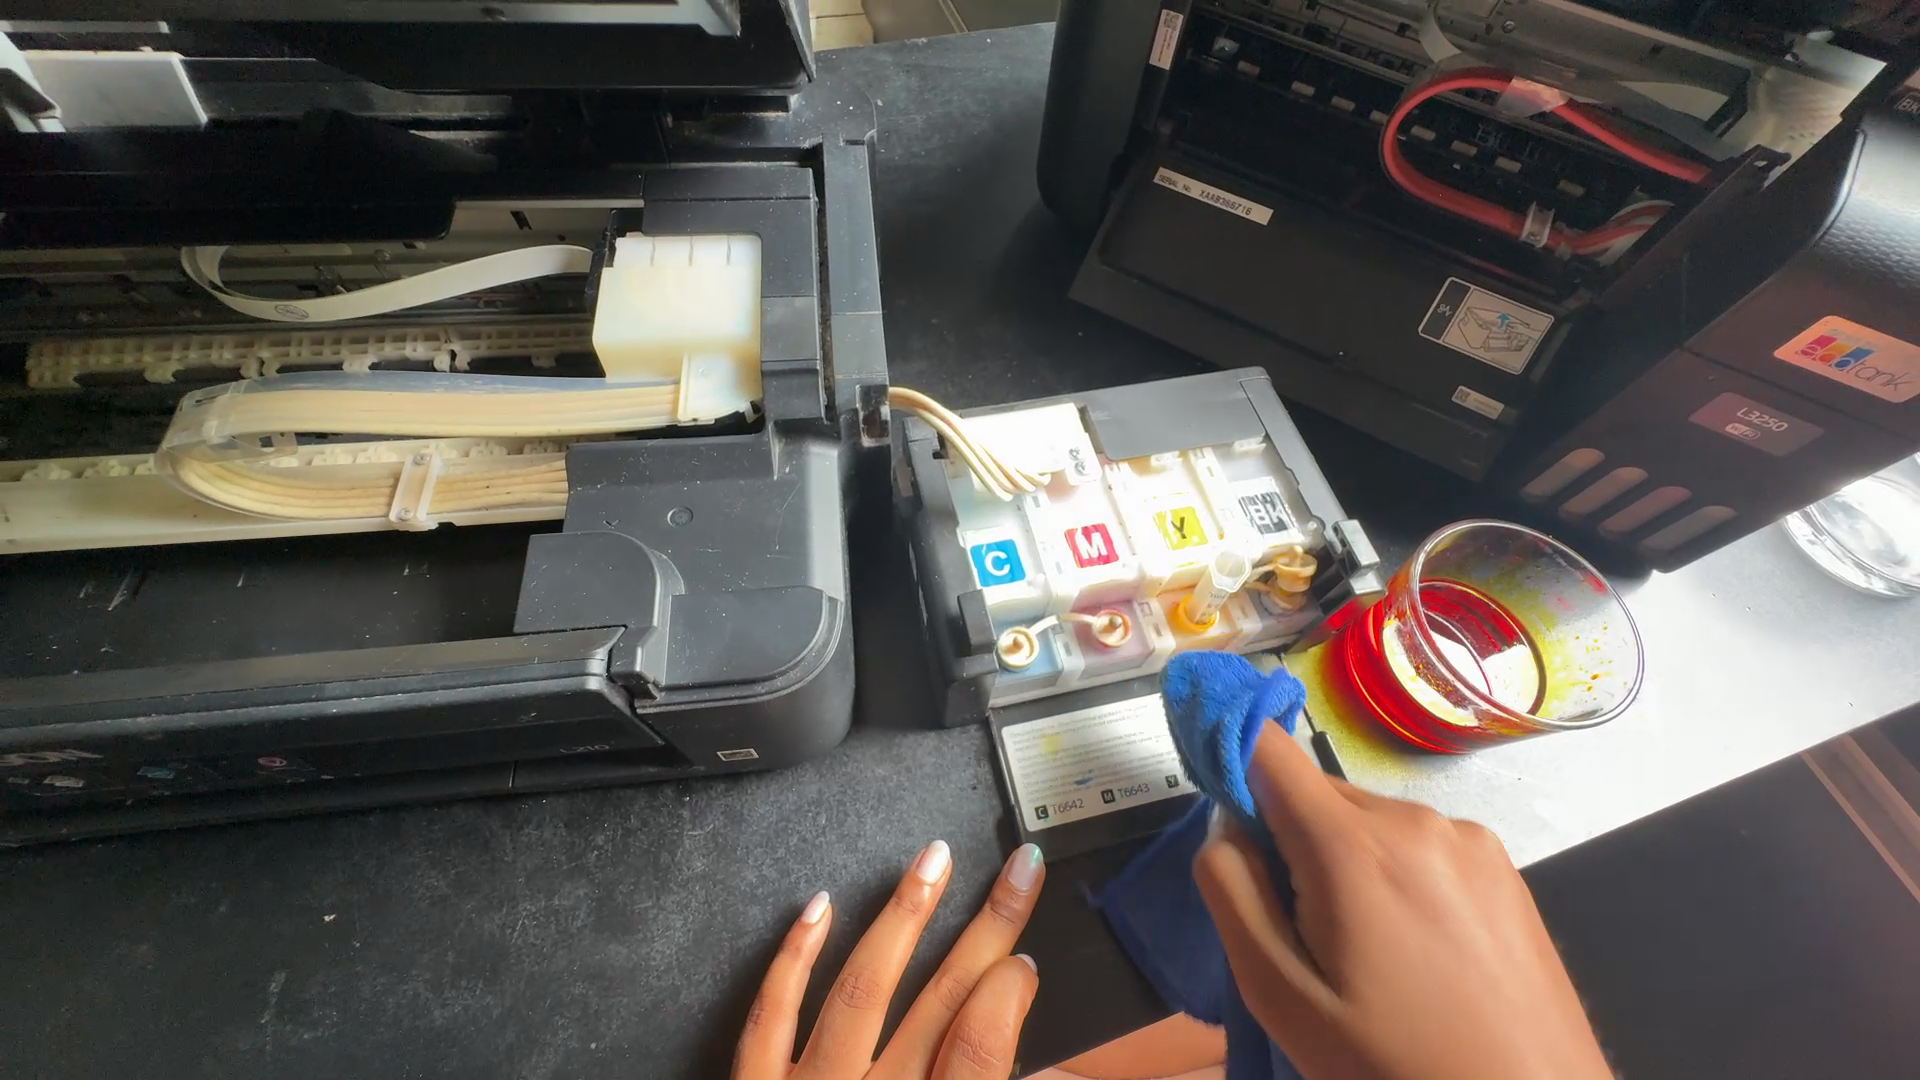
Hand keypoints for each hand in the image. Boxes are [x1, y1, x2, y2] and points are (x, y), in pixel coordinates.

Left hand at [734, 840, 1044, 1079]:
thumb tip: (1038, 1056)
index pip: (978, 1056)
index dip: (1007, 998)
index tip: (1026, 963)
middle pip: (939, 1006)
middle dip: (988, 930)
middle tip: (1021, 868)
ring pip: (859, 991)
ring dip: (903, 916)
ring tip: (935, 858)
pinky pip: (766, 1022)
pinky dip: (791, 961)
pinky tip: (819, 904)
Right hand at [1193, 727, 1610, 1079]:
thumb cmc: (1389, 1065)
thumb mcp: (1276, 990)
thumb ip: (1229, 886)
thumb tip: (1228, 822)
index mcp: (1351, 845)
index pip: (1267, 746)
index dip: (1232, 758)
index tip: (1227, 811)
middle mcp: (1412, 819)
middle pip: (1314, 791)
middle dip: (1291, 836)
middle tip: (1307, 921)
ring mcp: (1466, 838)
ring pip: (1364, 817)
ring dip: (1345, 856)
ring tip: (1373, 944)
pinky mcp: (1502, 864)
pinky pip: (1414, 839)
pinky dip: (1395, 869)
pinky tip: (1421, 942)